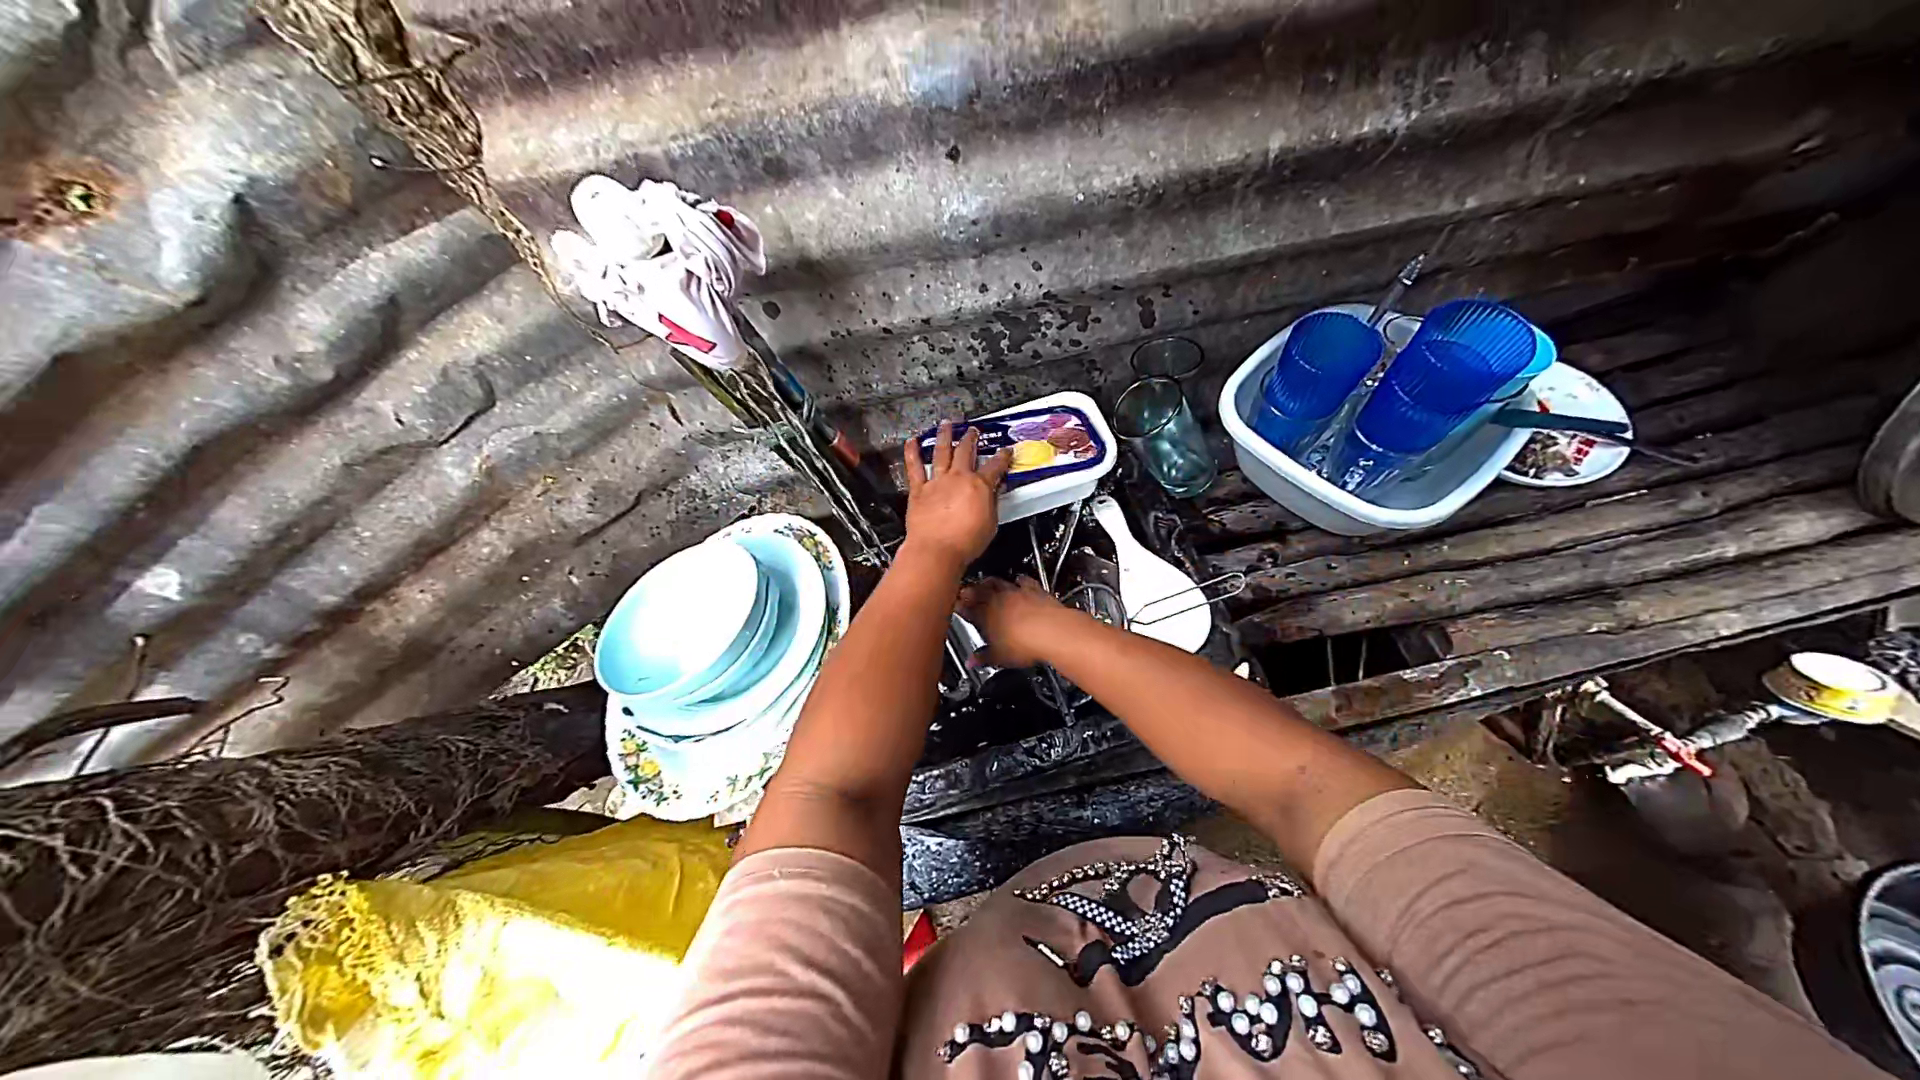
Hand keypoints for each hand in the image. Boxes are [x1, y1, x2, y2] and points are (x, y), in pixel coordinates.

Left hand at [902, 421, 1010, 570]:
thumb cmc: (964, 542)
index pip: (995, 466)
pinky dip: (912, 452)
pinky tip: (912, 441)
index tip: (1005, 451)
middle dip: (971, 439)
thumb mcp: (990, 524)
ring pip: (942, 451)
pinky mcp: (919, 490)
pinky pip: (915, 467)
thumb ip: (991, 505)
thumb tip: (993, 495)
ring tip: (946, 424)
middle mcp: (958, 478)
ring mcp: (937, 481)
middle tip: (972, 431)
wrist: (937, 549)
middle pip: (966, 451)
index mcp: (980, 486)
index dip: (1002, 457)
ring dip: (945, 436)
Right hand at [958, 576, 1082, 667]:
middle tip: (966, 590)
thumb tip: (972, 662)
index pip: (966, 608)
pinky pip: (1023, 580)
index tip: (956, 605)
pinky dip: (1019, 579)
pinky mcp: (1033, 590)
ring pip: (997, 582)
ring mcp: (1015, 593)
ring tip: (985, 581)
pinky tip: (1019, 578)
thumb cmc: (1024, 643)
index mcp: (984, 616)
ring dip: (990, 582)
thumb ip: (983, 657)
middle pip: (978, 591)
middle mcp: (997, 601)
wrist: (1050, 631)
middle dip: (970, 590)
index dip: (960, 606)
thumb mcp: (999, 657)